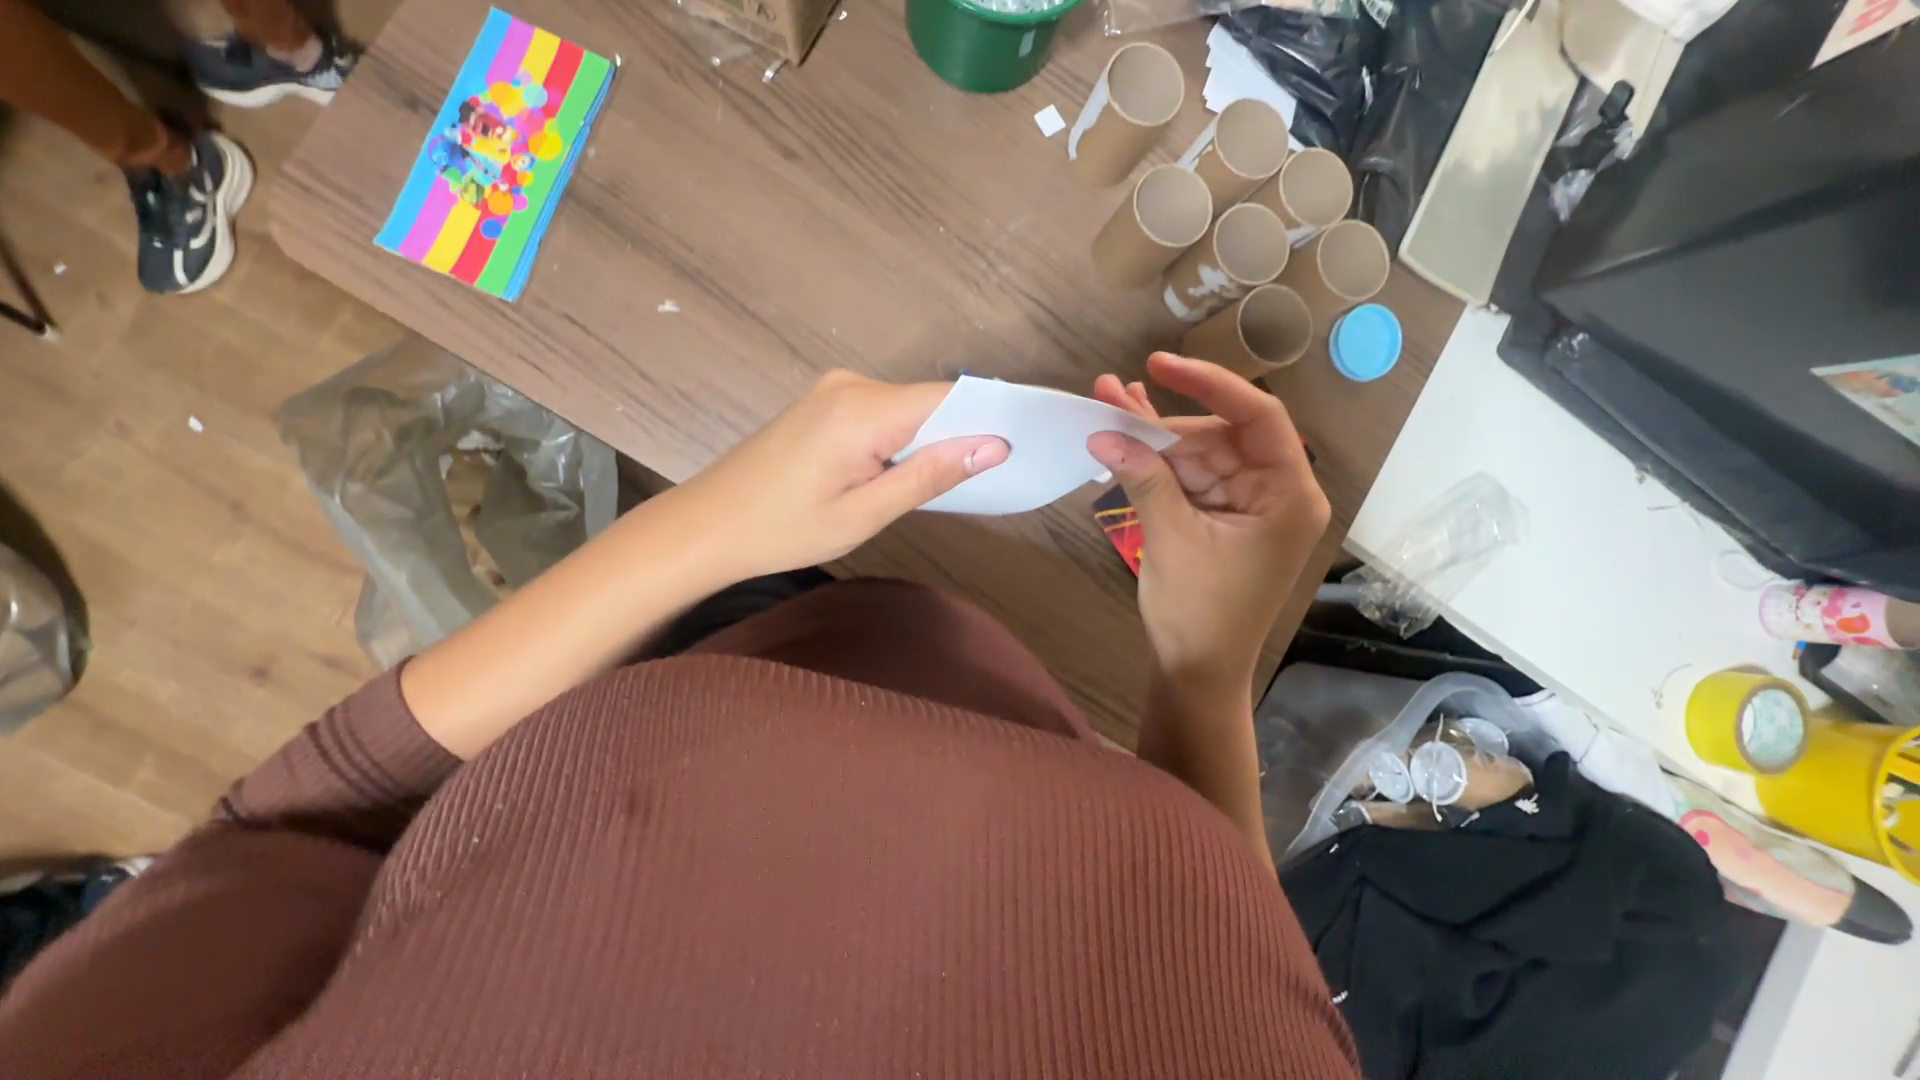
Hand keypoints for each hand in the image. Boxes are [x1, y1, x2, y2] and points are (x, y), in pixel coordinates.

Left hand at [664, 369, 1007, 581]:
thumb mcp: (863, 514)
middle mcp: (850, 385)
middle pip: (929, 400)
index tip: (1027, 442)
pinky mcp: (824, 403)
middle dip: (962, 432)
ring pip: (907, 407)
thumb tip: (993, 446)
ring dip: (931, 438)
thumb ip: (928, 476)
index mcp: (861, 409)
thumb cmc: (782, 529)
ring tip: (954, 480)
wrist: (706, 525)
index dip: (991, 416)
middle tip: (996, 474)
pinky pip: (882, 412)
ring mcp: (834, 390)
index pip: (949, 397)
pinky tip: (905, 470)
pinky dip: (903, 437)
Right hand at [1087, 353, 1329, 688]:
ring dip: (1153, 438)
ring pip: (1198, 454)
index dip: (1210, 382)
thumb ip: (1142, 476)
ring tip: (1105, 406)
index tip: (1162, 364)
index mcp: (1287, 495)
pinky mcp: (1220, 518)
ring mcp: (1246, 505)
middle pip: (1219, 434)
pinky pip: (1188, 478)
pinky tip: (1122, 437)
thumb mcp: (1170, 538)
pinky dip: (1156, 464)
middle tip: (1109, 393)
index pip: (1258, 417)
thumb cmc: (1199, 613)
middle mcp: (1274, 492)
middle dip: (1164, 419)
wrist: (1196, 672)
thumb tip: (1103, 429)